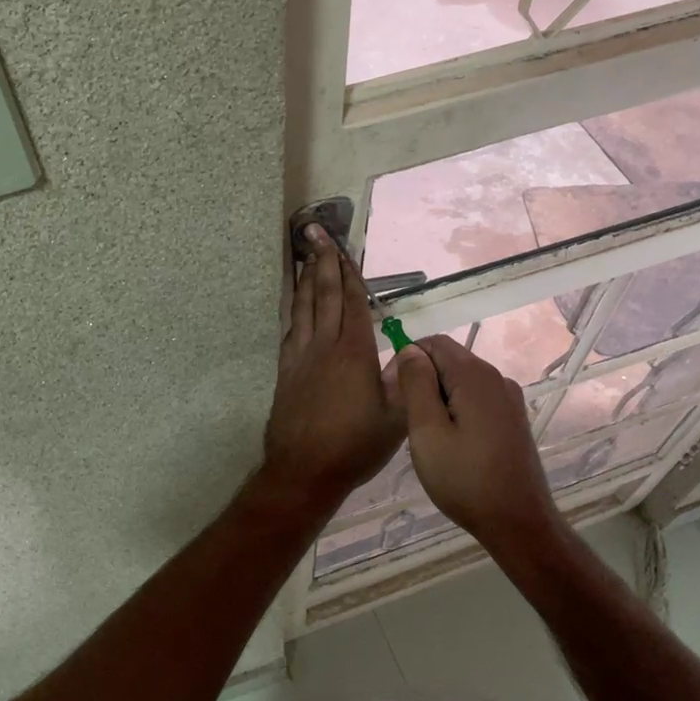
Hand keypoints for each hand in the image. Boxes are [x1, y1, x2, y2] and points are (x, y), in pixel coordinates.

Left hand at [260, 224, 404, 508]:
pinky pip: (290, 329)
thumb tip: (413, 349)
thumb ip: (405, 381)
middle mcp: (324, 346)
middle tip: (313, 230)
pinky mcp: (286, 372)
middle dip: (321, 261)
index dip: (349, 271)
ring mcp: (301, 357)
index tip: (342, 245)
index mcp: (354, 353)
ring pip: (303, 307)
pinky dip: (293, 308)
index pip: (353, 302)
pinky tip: (294, 302)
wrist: (304, 470)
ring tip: (302, 253)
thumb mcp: (396, 419)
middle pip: (324, 295)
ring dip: (304, 278)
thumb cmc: (354, 446)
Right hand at [395, 335, 566, 542]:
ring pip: (463, 380)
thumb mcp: (427, 431)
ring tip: (426, 434)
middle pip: (450, 359)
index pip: (435, 342)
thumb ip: (416, 385)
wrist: (517, 522)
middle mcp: (497, 378)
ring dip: (439, 396)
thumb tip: (411, 351)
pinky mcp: (513, 419)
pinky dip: (457, 409)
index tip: (395, 392)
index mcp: (475, 376)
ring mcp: (509, 399)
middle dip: (423, 378)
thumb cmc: (464, 479)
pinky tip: (451, 442)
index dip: (408, 357)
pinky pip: (476, 398)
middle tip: (406, 418)